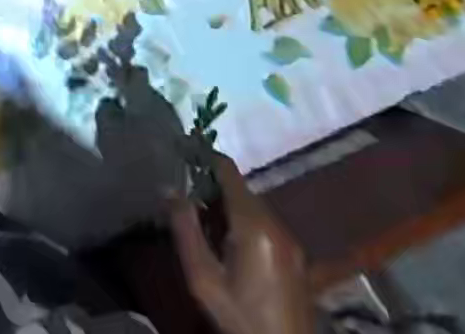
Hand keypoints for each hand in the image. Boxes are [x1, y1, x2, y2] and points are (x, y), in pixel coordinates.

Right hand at [171, 155, 310, 333]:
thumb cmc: (240, 318)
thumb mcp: (202, 277)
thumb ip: (185, 228)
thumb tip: (169, 188)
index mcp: (255, 226)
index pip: (228, 171)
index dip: (203, 155)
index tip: (179, 148)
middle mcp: (277, 225)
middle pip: (239, 187)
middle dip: (210, 184)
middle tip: (182, 191)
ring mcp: (291, 242)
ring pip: (251, 204)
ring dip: (225, 202)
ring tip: (199, 217)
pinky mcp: (295, 257)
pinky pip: (263, 222)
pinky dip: (240, 218)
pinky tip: (224, 240)